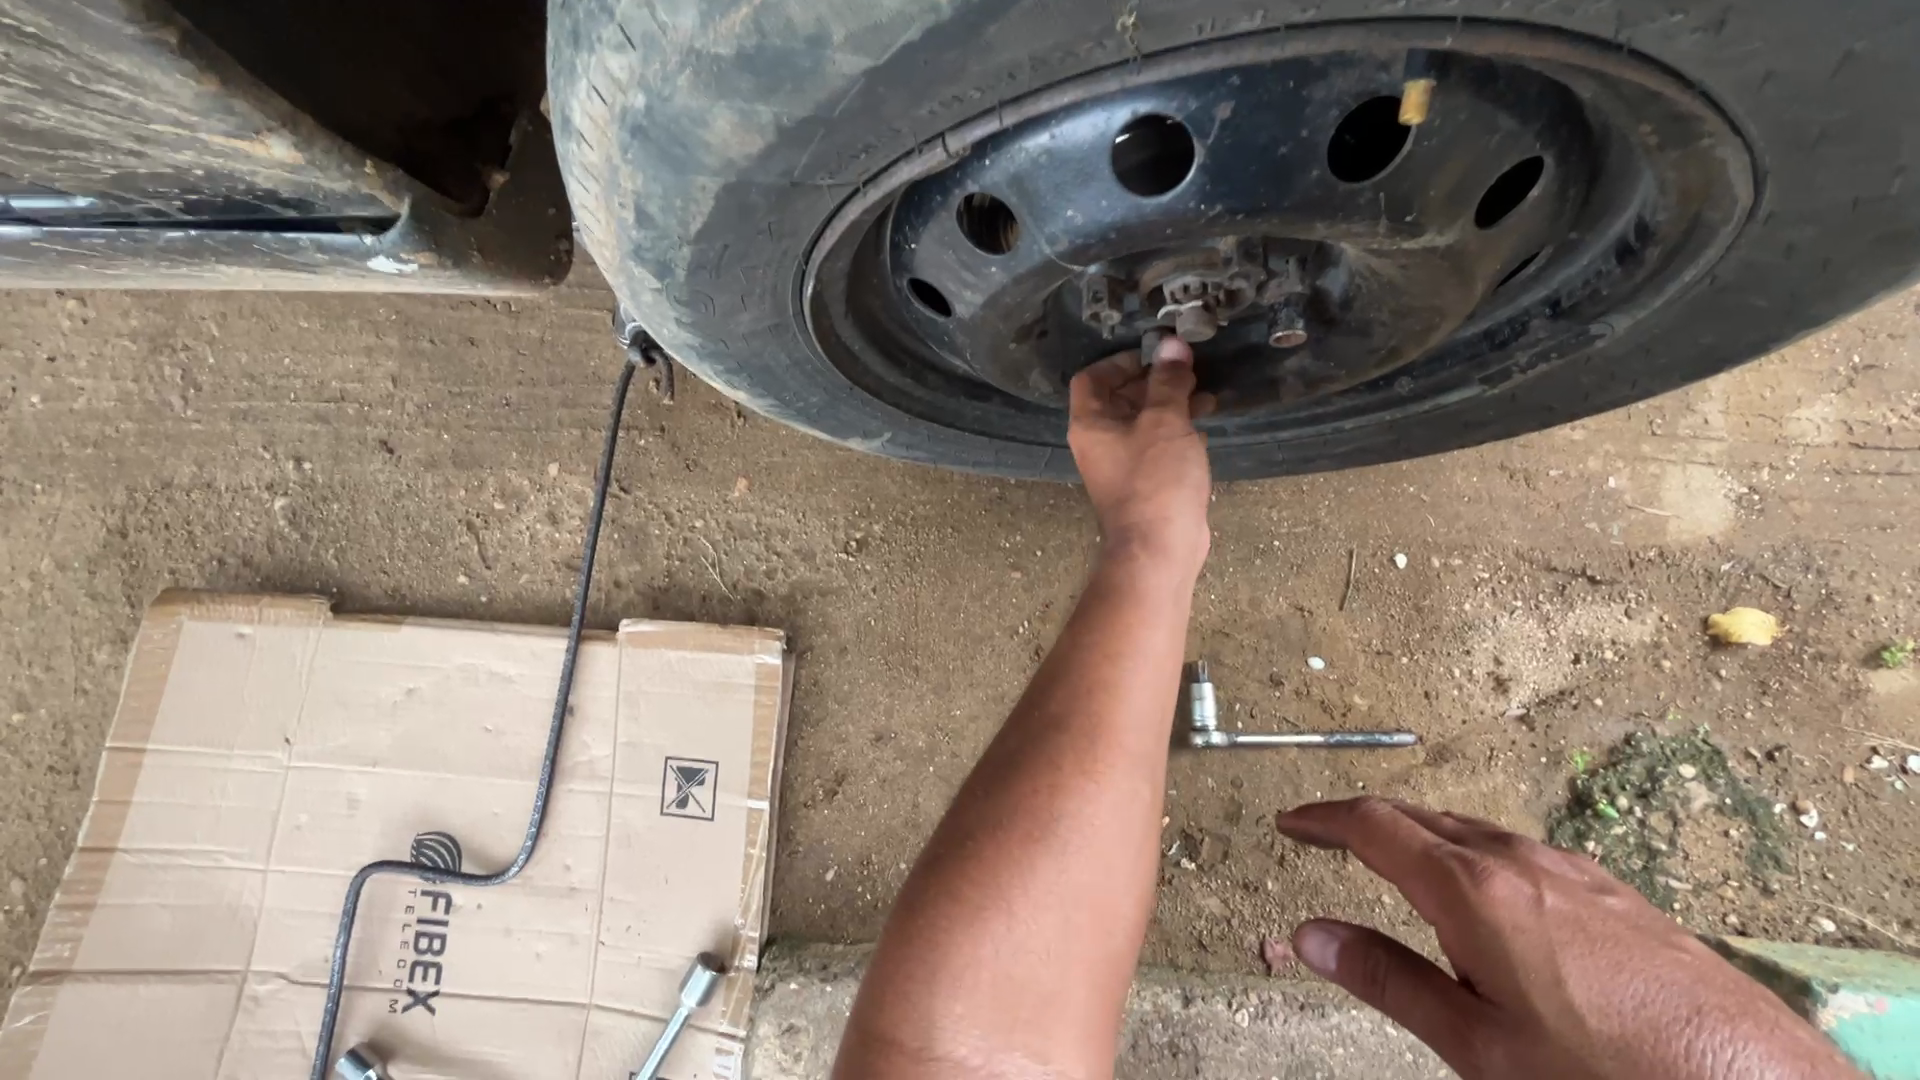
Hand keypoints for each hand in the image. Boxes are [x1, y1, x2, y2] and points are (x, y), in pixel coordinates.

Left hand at [1067, 336, 1212, 576]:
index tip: (1156, 355)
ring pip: (1142, 422)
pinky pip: (1155, 446)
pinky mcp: (1143, 482)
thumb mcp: (1164, 421)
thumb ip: (1168, 381)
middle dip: (1153, 381)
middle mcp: (1098, 442)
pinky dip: (1176, 431)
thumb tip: (1172, 343)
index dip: (1120, 361)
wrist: (1159, 548)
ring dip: (1170, 405)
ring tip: (1205, 394)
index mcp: (1089, 424)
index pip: (1091, 378)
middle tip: (1189, 371)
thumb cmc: (1155, 480)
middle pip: (1118, 398)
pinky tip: (1205, 425)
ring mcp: (1120, 465)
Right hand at [1276, 798, 1858, 1079]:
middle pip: (1418, 816)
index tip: (1288, 822)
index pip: (1373, 825)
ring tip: (1394, 859)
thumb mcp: (1477, 1046)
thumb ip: (1386, 980)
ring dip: (1417, 833)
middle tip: (1326, 837)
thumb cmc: (1600, 1075)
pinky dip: (1470, 851)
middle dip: (1364, 821)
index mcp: (1469, 888)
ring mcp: (1572, 870)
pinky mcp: (1615, 891)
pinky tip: (1486, 890)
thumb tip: (1305, 934)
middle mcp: (1515, 859)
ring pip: (1469, 829)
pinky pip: (1517, 849)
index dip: (1322, 818)